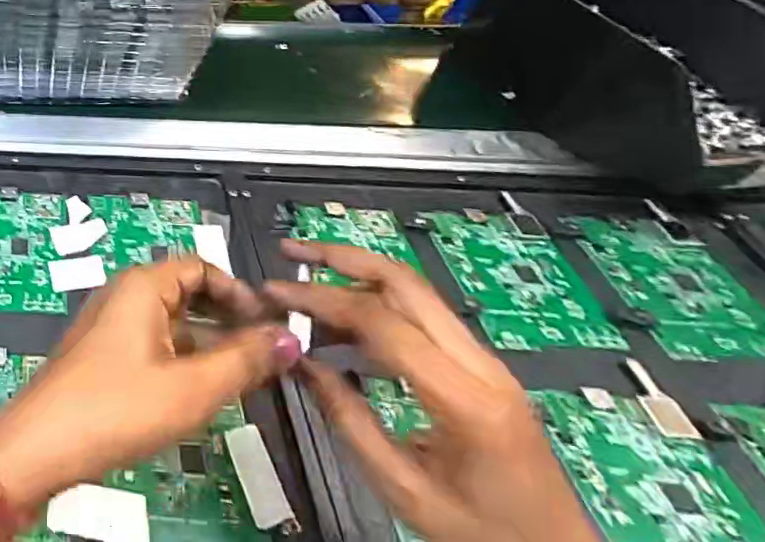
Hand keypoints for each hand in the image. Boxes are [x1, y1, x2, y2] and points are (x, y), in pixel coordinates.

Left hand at [0, 257, 300, 505]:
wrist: (42, 446)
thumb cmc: (117, 407)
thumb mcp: (191, 387)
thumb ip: (245, 361)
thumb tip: (289, 338)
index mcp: (142, 285)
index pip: (201, 267)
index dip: (239, 292)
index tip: (269, 323)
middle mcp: (125, 295)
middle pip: (188, 292)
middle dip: (229, 320)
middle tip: (264, 353)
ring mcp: (112, 324)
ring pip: (173, 322)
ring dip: (209, 343)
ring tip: (244, 377)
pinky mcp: (104, 353)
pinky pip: (154, 343)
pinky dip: (183, 358)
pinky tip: (202, 391)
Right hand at [265, 241, 595, 541]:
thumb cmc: (487, 537)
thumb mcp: (407, 492)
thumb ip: (349, 421)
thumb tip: (302, 363)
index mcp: (466, 400)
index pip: (382, 320)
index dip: (321, 299)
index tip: (277, 293)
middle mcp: (482, 365)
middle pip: (404, 280)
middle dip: (340, 256)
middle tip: (291, 252)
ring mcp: (486, 362)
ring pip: (413, 291)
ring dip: (356, 275)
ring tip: (306, 286)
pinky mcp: (481, 367)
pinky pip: (421, 316)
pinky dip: (375, 304)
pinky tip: (343, 325)